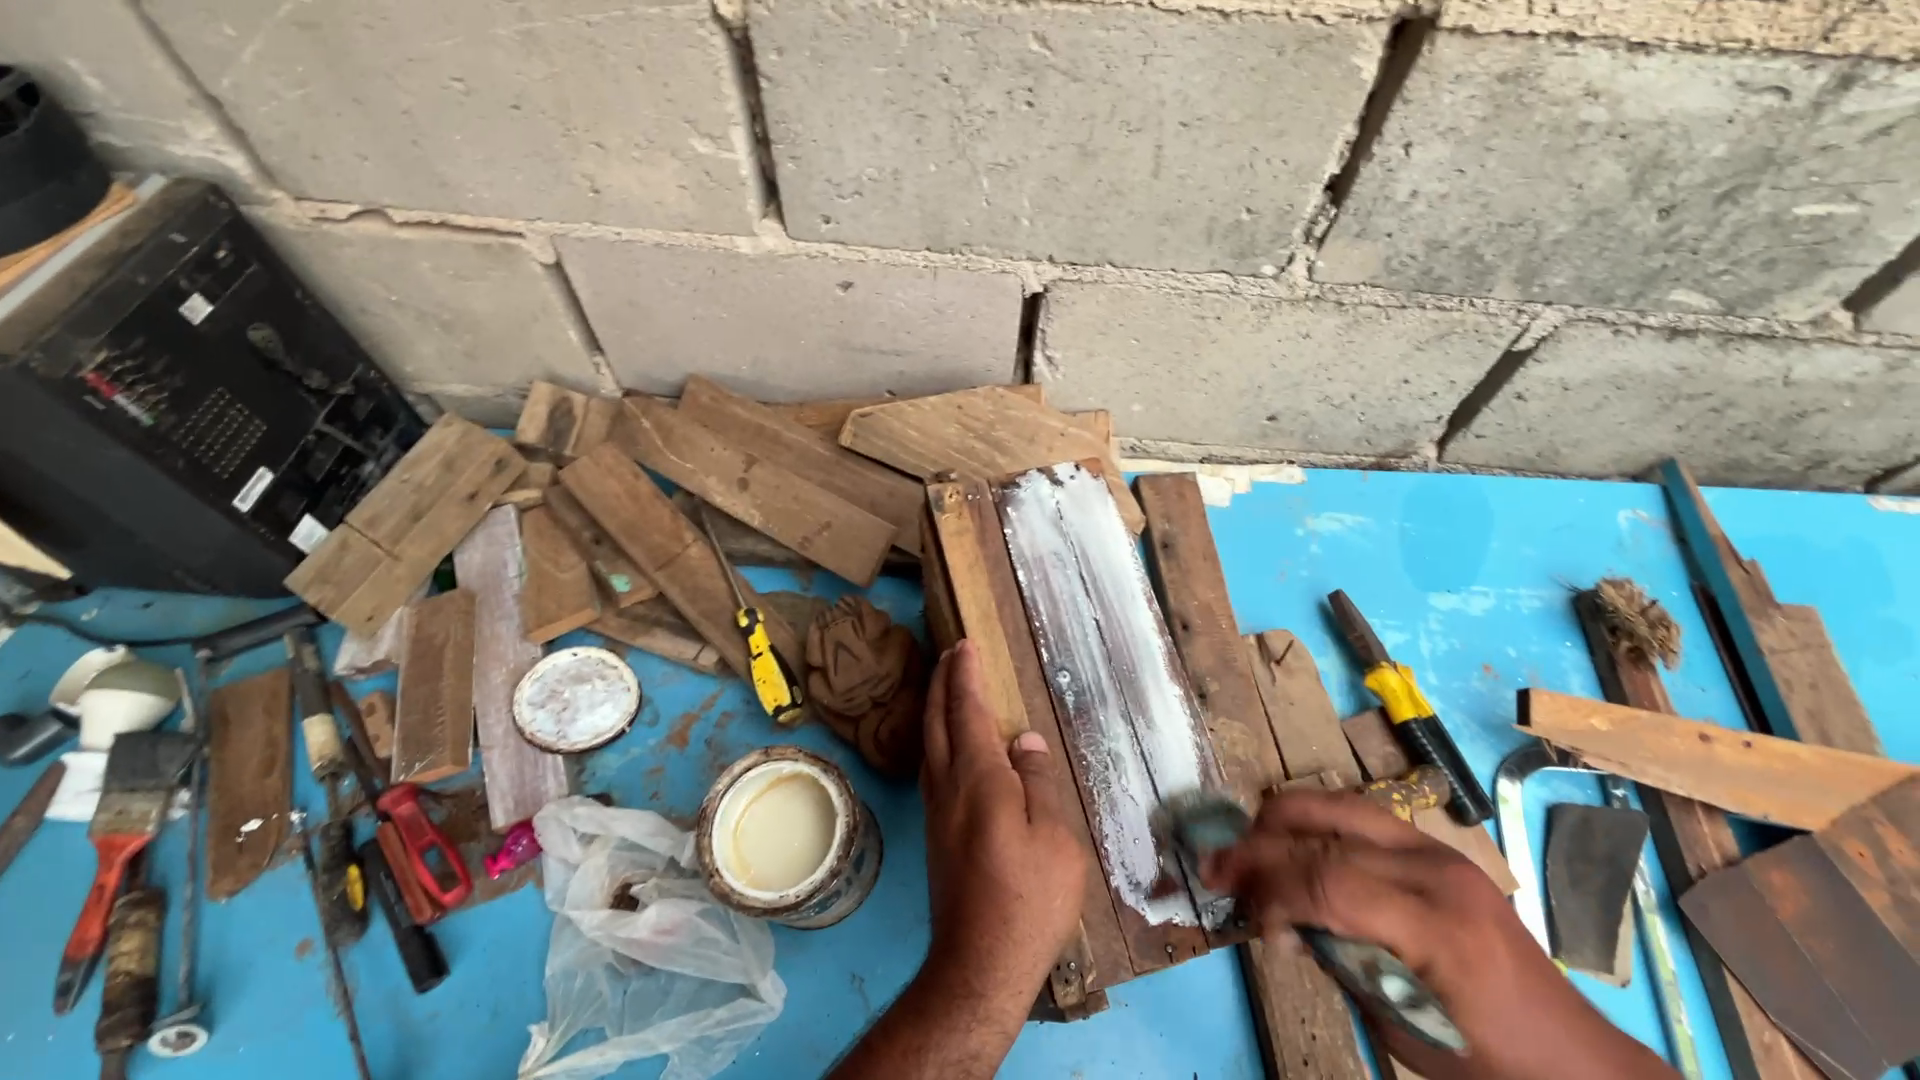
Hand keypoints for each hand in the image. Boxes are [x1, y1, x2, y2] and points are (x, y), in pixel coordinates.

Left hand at [919, 640, 1088, 1002]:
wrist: (979, 964)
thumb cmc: (1028, 899)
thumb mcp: (1054, 838)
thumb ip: (1037, 782)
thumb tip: (1022, 739)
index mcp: (978, 779)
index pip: (967, 710)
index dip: (966, 675)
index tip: (965, 644)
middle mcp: (947, 787)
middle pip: (937, 720)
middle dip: (942, 682)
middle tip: (951, 653)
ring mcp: (936, 812)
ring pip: (929, 744)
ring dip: (935, 708)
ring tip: (946, 689)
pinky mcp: (935, 835)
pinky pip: (931, 767)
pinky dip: (937, 739)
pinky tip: (949, 748)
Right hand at [1203, 789, 1677, 1079]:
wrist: (1572, 1057)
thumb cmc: (1484, 1061)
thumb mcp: (1401, 1028)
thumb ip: (1338, 960)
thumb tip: (1279, 921)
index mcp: (1438, 928)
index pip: (1328, 880)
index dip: (1272, 889)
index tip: (1243, 913)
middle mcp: (1438, 872)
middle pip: (1324, 826)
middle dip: (1260, 843)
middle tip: (1217, 867)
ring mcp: (1441, 853)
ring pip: (1339, 804)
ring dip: (1283, 821)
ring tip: (1248, 848)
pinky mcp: (1440, 851)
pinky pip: (1361, 818)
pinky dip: (1316, 825)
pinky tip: (1294, 848)